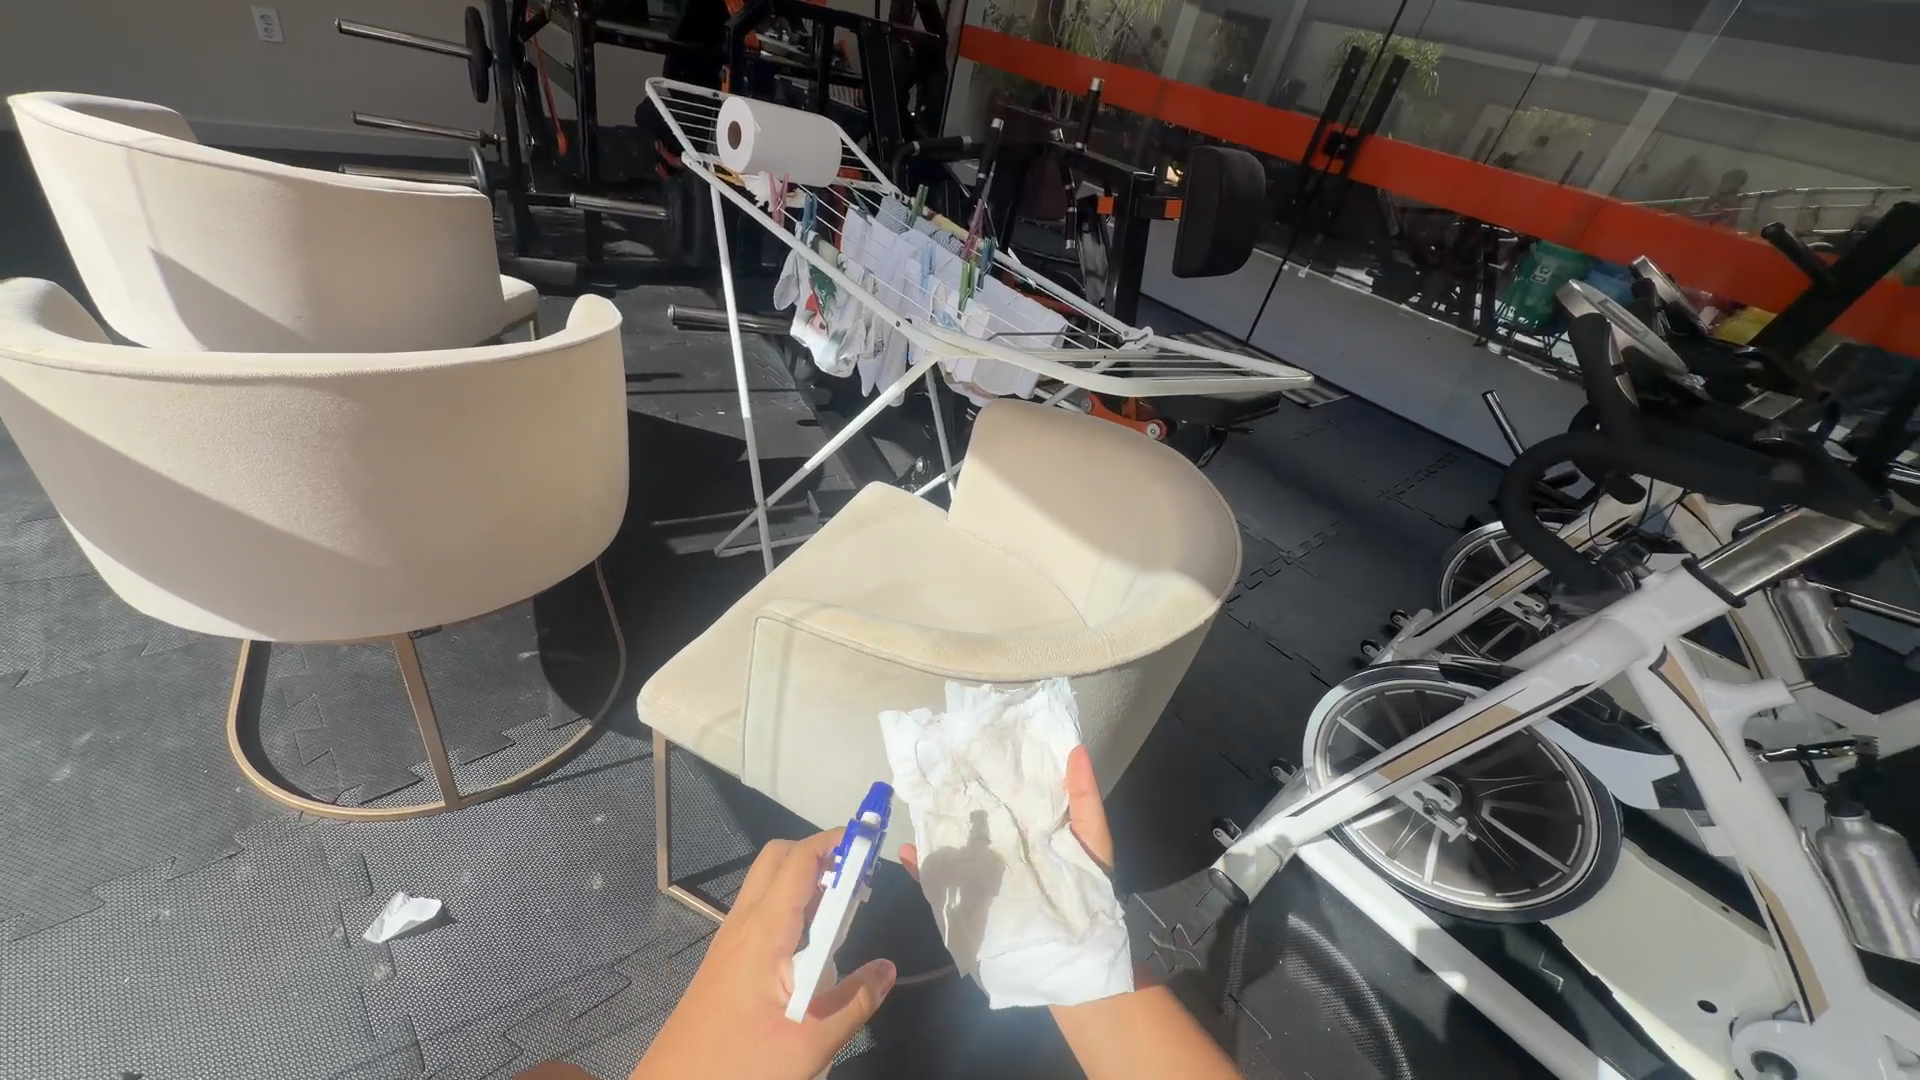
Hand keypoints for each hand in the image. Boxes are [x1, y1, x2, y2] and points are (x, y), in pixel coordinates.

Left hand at [631, 829, 895, 1079]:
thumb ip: (853, 1002)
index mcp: (764, 929)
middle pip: (780, 857)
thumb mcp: (808, 1045)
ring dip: (807, 880)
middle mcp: (745, 922)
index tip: (872, 842)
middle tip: (857, 878)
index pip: (801, 859)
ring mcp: (732, 938)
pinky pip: (763, 910)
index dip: (837, 841)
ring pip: (770, 883)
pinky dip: (793, 905)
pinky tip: (813, 944)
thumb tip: (888, 968)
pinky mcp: (728, 958)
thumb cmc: (737, 1066)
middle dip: (822, 853)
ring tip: (844, 909)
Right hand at [901, 743, 1113, 879]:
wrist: (1077, 955)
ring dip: (933, 825)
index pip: (1005, 790)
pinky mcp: (971, 899)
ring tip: (915, 804)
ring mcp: (983, 871)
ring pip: (953, 842)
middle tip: (930, 766)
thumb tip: (1076, 747)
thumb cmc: (1090, 889)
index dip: (990, 768)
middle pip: (974, 814)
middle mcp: (1002, 843)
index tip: (969, 740)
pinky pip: (941, 881)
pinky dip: (922, 867)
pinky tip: (907, 852)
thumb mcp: (1092, 837)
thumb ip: (1083, 797)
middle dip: (953, 793)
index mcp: (1029, 824)